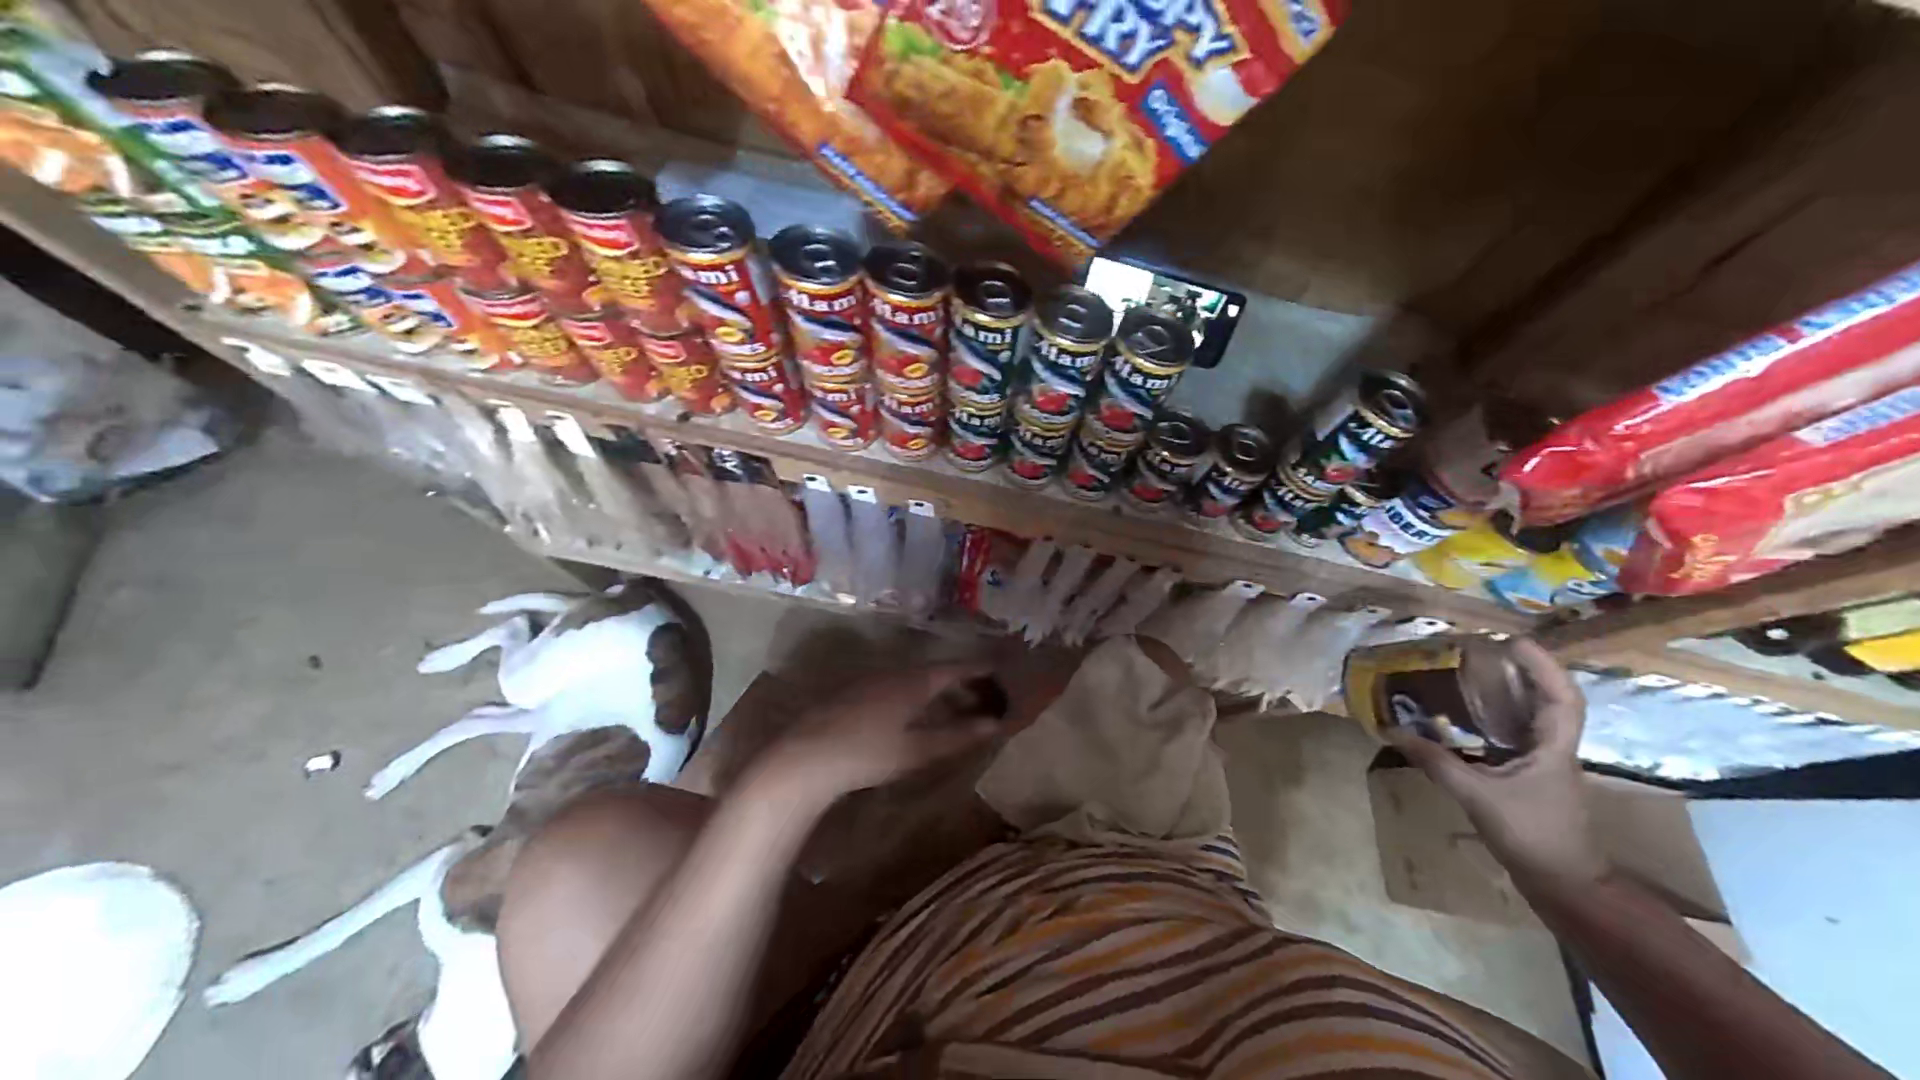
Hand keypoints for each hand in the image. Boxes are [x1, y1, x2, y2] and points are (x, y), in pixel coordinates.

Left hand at [756, 663, 1002, 802]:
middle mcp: (892, 672)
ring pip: (911, 677)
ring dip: (934, 688)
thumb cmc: (868, 754)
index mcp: (913, 682)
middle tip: (979, 694)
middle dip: (958, 681)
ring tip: (950, 705)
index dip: (977, 669)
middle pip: (933, 671)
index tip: (997, 669)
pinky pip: (893, 684)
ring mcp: (868, 680)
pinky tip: (910, 713)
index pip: (954, 669)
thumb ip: (956, 736)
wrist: (805, 758)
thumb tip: (993, 724)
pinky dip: (913, 693)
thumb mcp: (917, 750)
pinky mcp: (850, 693)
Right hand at [1385, 639, 1609, 893]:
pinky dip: (1495, 719)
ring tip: (1471, 674)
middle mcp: (1554, 748)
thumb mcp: (1477, 796)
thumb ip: (1436, 762)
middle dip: (1523, 670)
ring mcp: (1544, 764)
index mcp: (1554, 747)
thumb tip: (1393, 730)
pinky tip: (1465, 718)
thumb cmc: (1531, 835)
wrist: (1564, 884)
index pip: (1561, 697)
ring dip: (1510, 692)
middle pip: (1548, 699)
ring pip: (1532, 717)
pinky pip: (1514, 735)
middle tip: (1484, 650)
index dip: (1543, 666)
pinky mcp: (1530, 777)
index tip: (1512, 641)